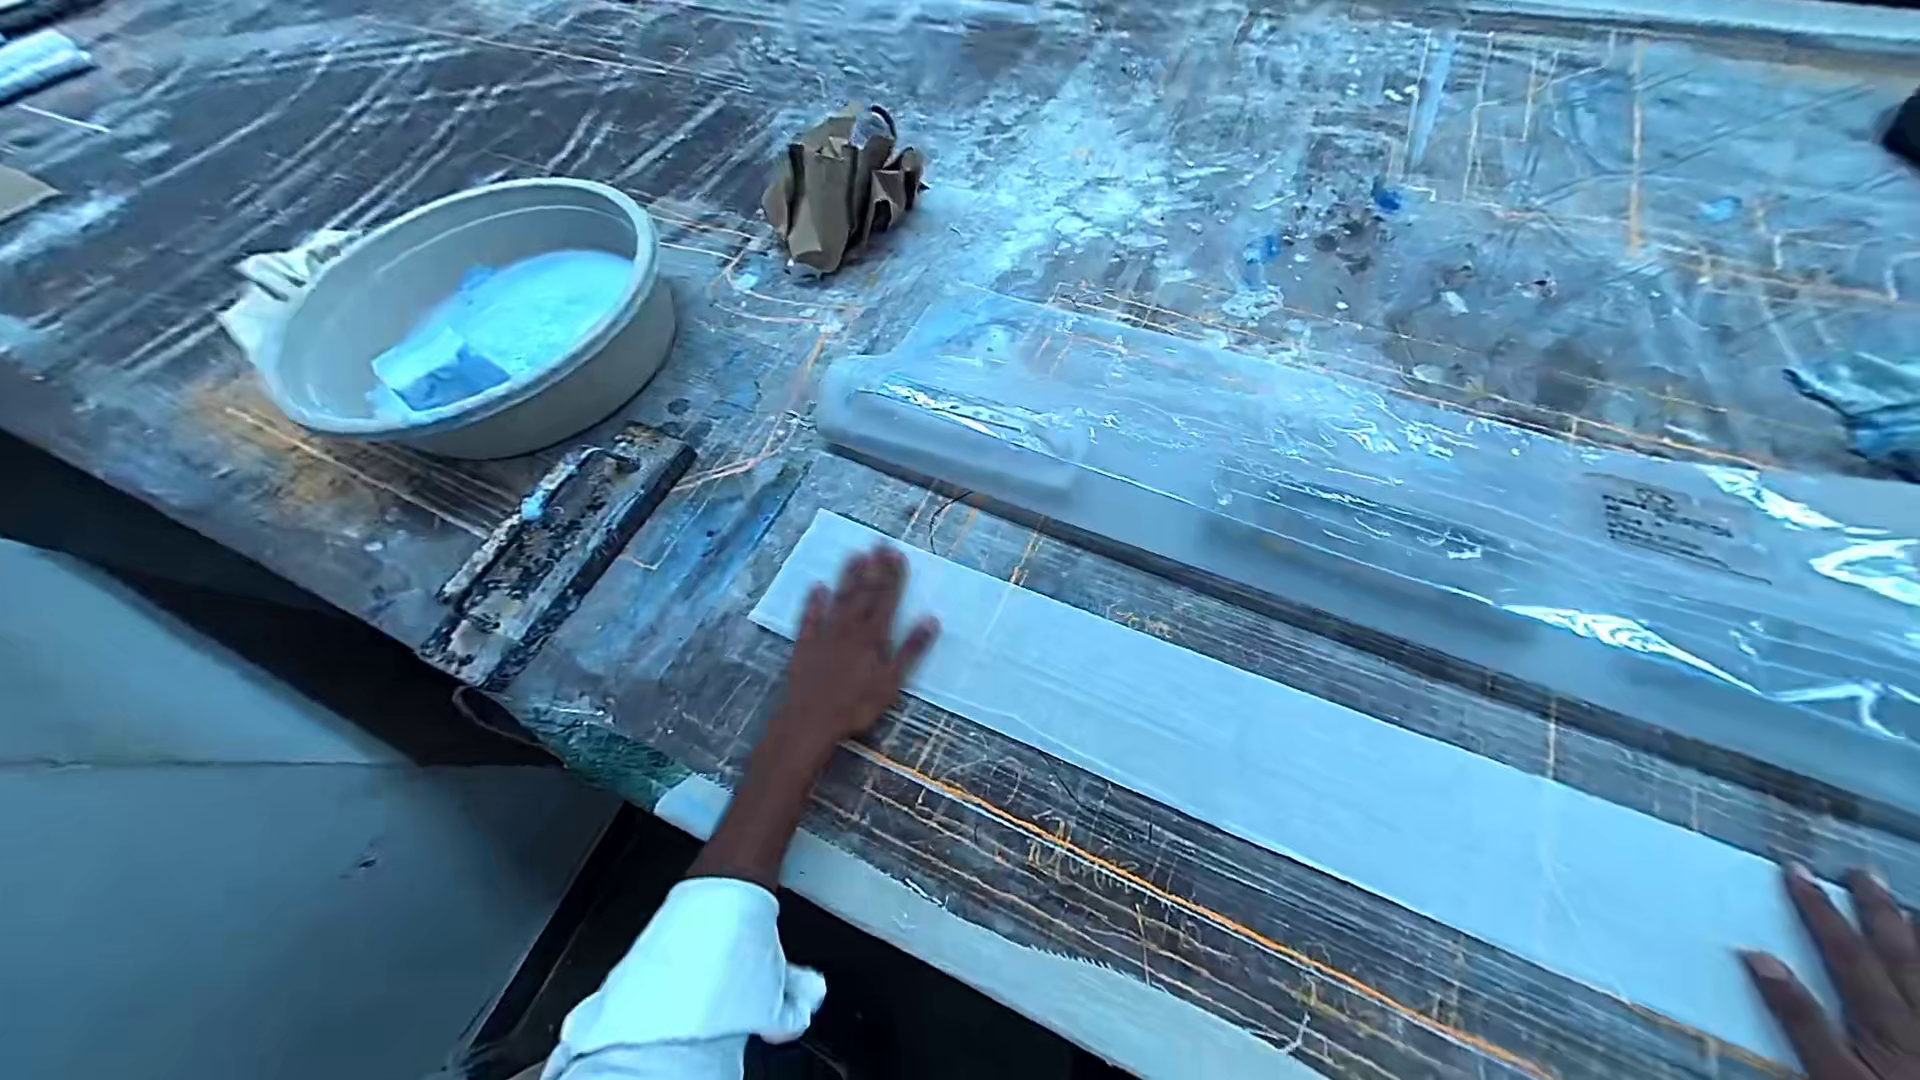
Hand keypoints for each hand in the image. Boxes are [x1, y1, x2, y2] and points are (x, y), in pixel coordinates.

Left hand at [767, 543, 938, 766]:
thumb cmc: (856, 704)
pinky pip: (810, 616)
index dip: (892, 575)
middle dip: (873, 567)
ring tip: (854, 555)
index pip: (886, 598)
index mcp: (873, 635)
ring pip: (838, 598)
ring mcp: (825, 633)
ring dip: (847, 576)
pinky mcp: (805, 644)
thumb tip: (931, 620)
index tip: (896, 553)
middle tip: (878, 543)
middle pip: (864, 592)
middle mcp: (849, 627)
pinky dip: (813, 601)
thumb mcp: (892, 681)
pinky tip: (816, 587)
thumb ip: (911, 649)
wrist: (810, 719)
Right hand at [1743, 863, 1919, 1078]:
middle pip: (1902, 958)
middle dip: (1879, 912)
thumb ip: (1800, 1020)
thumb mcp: (1831, 1076)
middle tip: (1860, 872)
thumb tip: (1756, 955)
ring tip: (1914, 905)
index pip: (1847, 953)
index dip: (1820, 910)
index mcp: (1886, 1025)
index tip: (1796, 870)